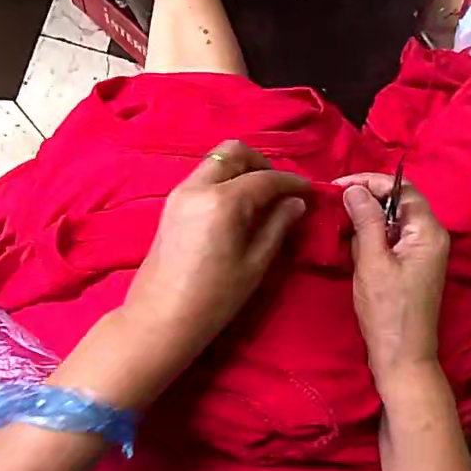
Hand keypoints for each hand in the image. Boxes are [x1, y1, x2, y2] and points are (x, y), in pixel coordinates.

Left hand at [121, 138, 310, 364]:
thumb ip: (277, 226)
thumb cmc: (214, 299)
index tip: (309, 192)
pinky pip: (203, 177)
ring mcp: (179, 193)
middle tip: (279, 191)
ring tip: (260, 200)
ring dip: (241, 170)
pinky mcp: (170, 205)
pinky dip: (224, 180)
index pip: (265, 178)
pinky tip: (237, 208)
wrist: (160, 319)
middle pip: (234, 152)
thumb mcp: (255, 264)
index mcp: (222, 201)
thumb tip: (296, 202)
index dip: (291, 182)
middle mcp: (198, 186)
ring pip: (216, 161)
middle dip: (262, 164)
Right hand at [337, 171, 448, 389]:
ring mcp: (421, 253)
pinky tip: (351, 244)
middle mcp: (430, 237)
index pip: (403, 189)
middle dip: (366, 199)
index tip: (338, 185)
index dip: (371, 181)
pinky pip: (390, 239)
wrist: (402, 357)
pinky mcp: (410, 266)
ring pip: (392, 221)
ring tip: (338, 222)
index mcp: (428, 232)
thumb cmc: (388, 311)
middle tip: (334, 202)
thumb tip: (354, 189)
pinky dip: (370, 236)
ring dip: (366, 218)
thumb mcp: (372, 263)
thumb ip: (365, 222)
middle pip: (399, 202)